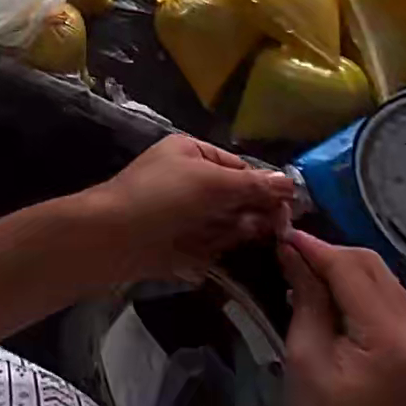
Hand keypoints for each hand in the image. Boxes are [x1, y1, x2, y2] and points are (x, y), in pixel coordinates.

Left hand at [79, 135, 295, 283]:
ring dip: (240, 230)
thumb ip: (251, 184)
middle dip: (255, 211)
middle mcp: (189, 178)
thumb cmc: (161, 196)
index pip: (239, 167)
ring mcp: (185, 211)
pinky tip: (225, 252)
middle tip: (278, 230)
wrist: (114, 236)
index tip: (289, 209)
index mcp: (191, 152)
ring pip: (227, 221)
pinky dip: (221, 247)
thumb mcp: (210, 182)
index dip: (264, 187)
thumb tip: (290, 182)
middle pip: (236, 196)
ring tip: (248, 238)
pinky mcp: (181, 241)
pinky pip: (212, 243)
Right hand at [278, 230, 405, 405]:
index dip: (314, 246)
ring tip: (314, 280)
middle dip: (333, 255)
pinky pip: (400, 310)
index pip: (350, 268)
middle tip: (295, 257)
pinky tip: (342, 308)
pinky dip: (368, 298)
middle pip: (375, 268)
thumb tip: (292, 251)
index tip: (282, 233)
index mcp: (393, 341)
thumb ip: (306, 301)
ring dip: (351, 274)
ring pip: (390, 285)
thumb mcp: (307, 363)